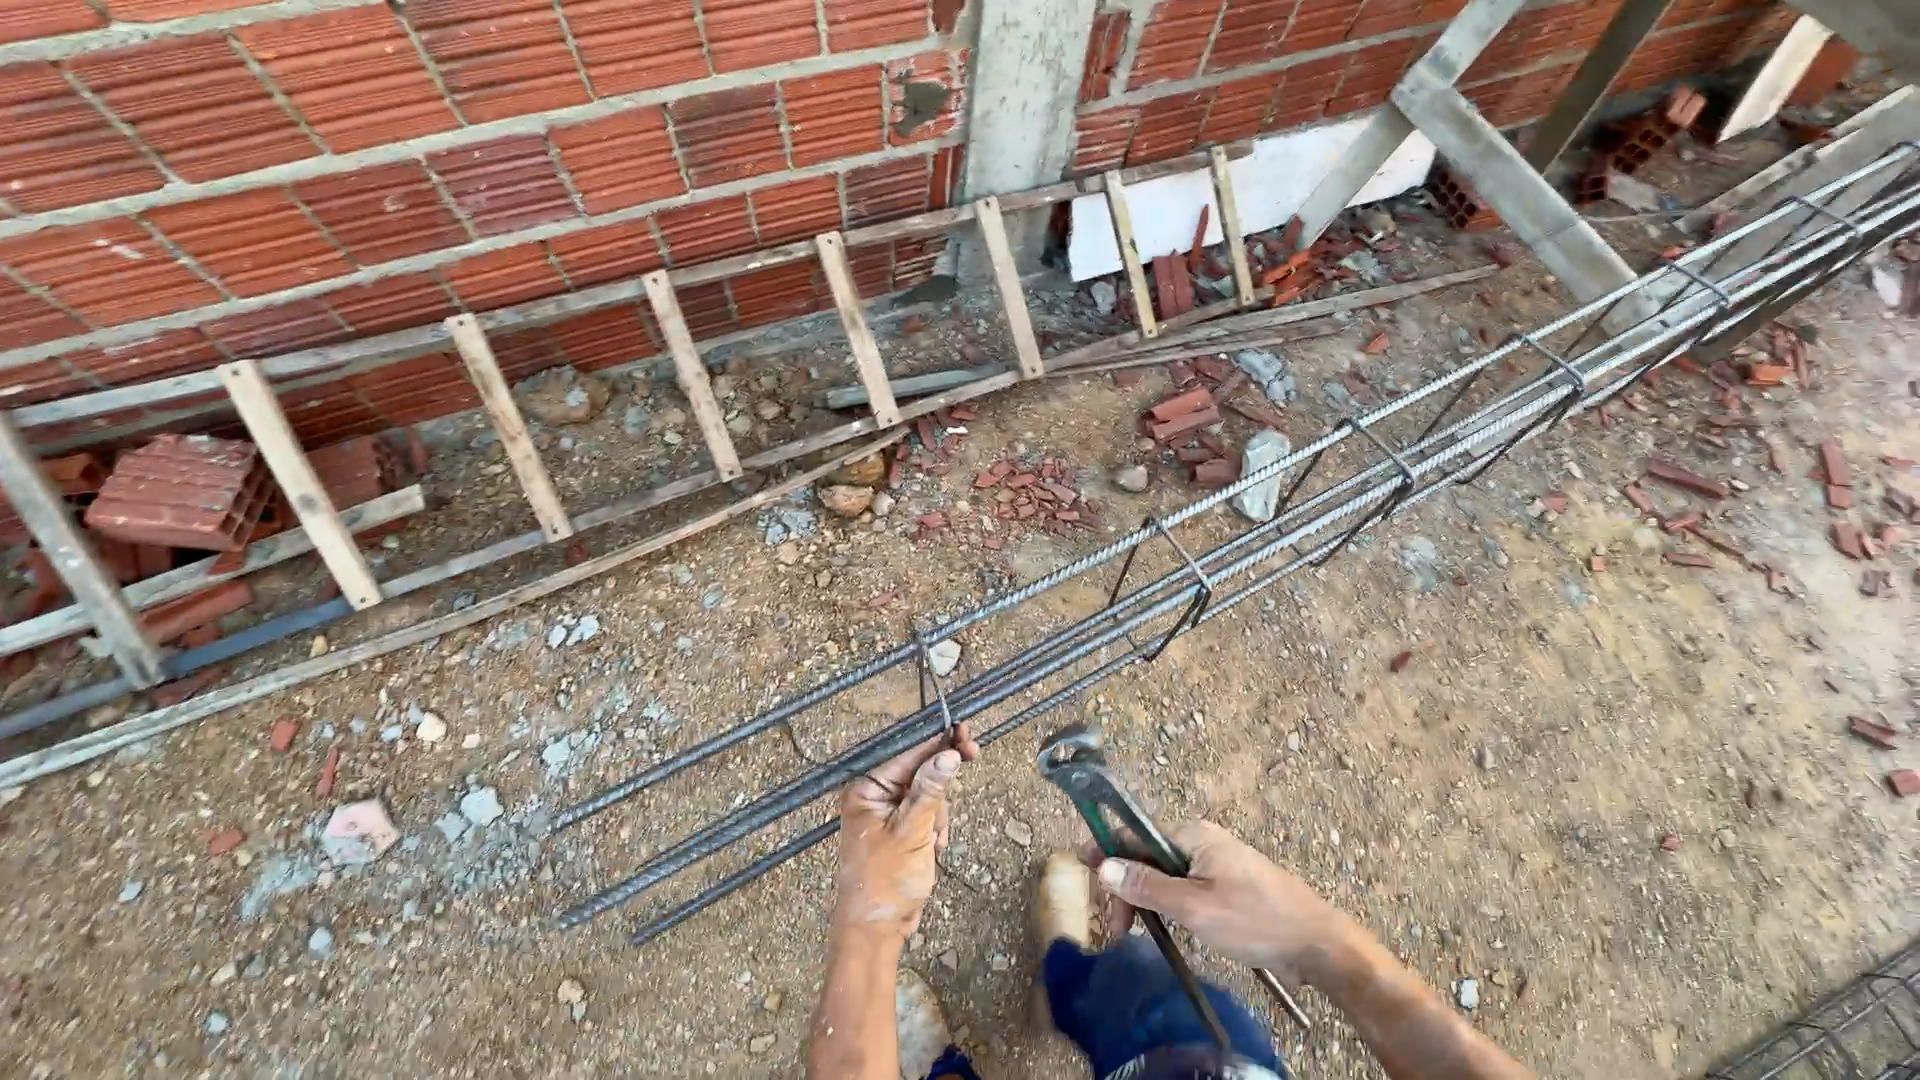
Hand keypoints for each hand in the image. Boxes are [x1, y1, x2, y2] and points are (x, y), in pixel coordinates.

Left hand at [831, 724, 979, 942]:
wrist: (877, 930)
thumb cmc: (884, 881)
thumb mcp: (911, 832)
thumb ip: (930, 791)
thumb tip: (949, 755)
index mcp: (866, 791)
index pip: (908, 756)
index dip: (938, 742)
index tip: (964, 730)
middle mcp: (874, 797)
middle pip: (921, 772)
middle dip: (942, 783)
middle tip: (974, 753)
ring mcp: (888, 815)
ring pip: (929, 795)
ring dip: (939, 815)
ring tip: (933, 842)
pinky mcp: (901, 831)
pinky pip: (927, 815)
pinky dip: (936, 828)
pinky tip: (933, 849)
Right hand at [1085, 820, 1360, 985]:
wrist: (1319, 945)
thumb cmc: (1256, 921)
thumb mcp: (1194, 908)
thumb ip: (1146, 886)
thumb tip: (1102, 866)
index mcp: (1192, 835)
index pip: (1133, 836)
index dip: (1106, 856)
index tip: (1084, 877)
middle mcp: (1201, 840)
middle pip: (1147, 856)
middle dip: (1126, 888)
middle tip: (1117, 929)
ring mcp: (1216, 862)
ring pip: (1164, 874)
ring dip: (1146, 900)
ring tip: (1136, 934)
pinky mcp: (1227, 884)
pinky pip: (1184, 886)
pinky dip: (1168, 905)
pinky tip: (1164, 928)